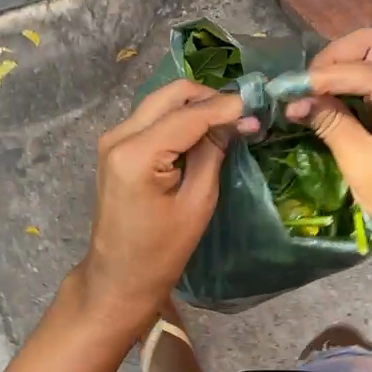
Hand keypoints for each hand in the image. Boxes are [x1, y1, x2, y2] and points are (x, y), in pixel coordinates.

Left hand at [80, 80, 251, 323]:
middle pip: (172, 94)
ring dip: (195, 105)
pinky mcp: (116, 144)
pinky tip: (203, 132)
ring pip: (162, 100)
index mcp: (137, 153)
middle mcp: (119, 135)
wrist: (118, 277)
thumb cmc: (161, 251)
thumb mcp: (197, 202)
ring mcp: (113, 137)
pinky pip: (153, 115)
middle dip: (210, 98)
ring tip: (227, 123)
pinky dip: (180, 117)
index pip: (190, 115)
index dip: (226, 107)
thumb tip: (240, 119)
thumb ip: (214, 152)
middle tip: (242, 114)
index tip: (257, 107)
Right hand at [285, 30, 371, 250]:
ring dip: (341, 67)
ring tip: (312, 90)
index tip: (290, 87)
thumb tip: (294, 100)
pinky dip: (351, 79)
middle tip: (305, 84)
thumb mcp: (360, 163)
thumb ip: (331, 123)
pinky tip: (329, 95)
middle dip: (335, 60)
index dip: (327, 75)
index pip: (370, 72)